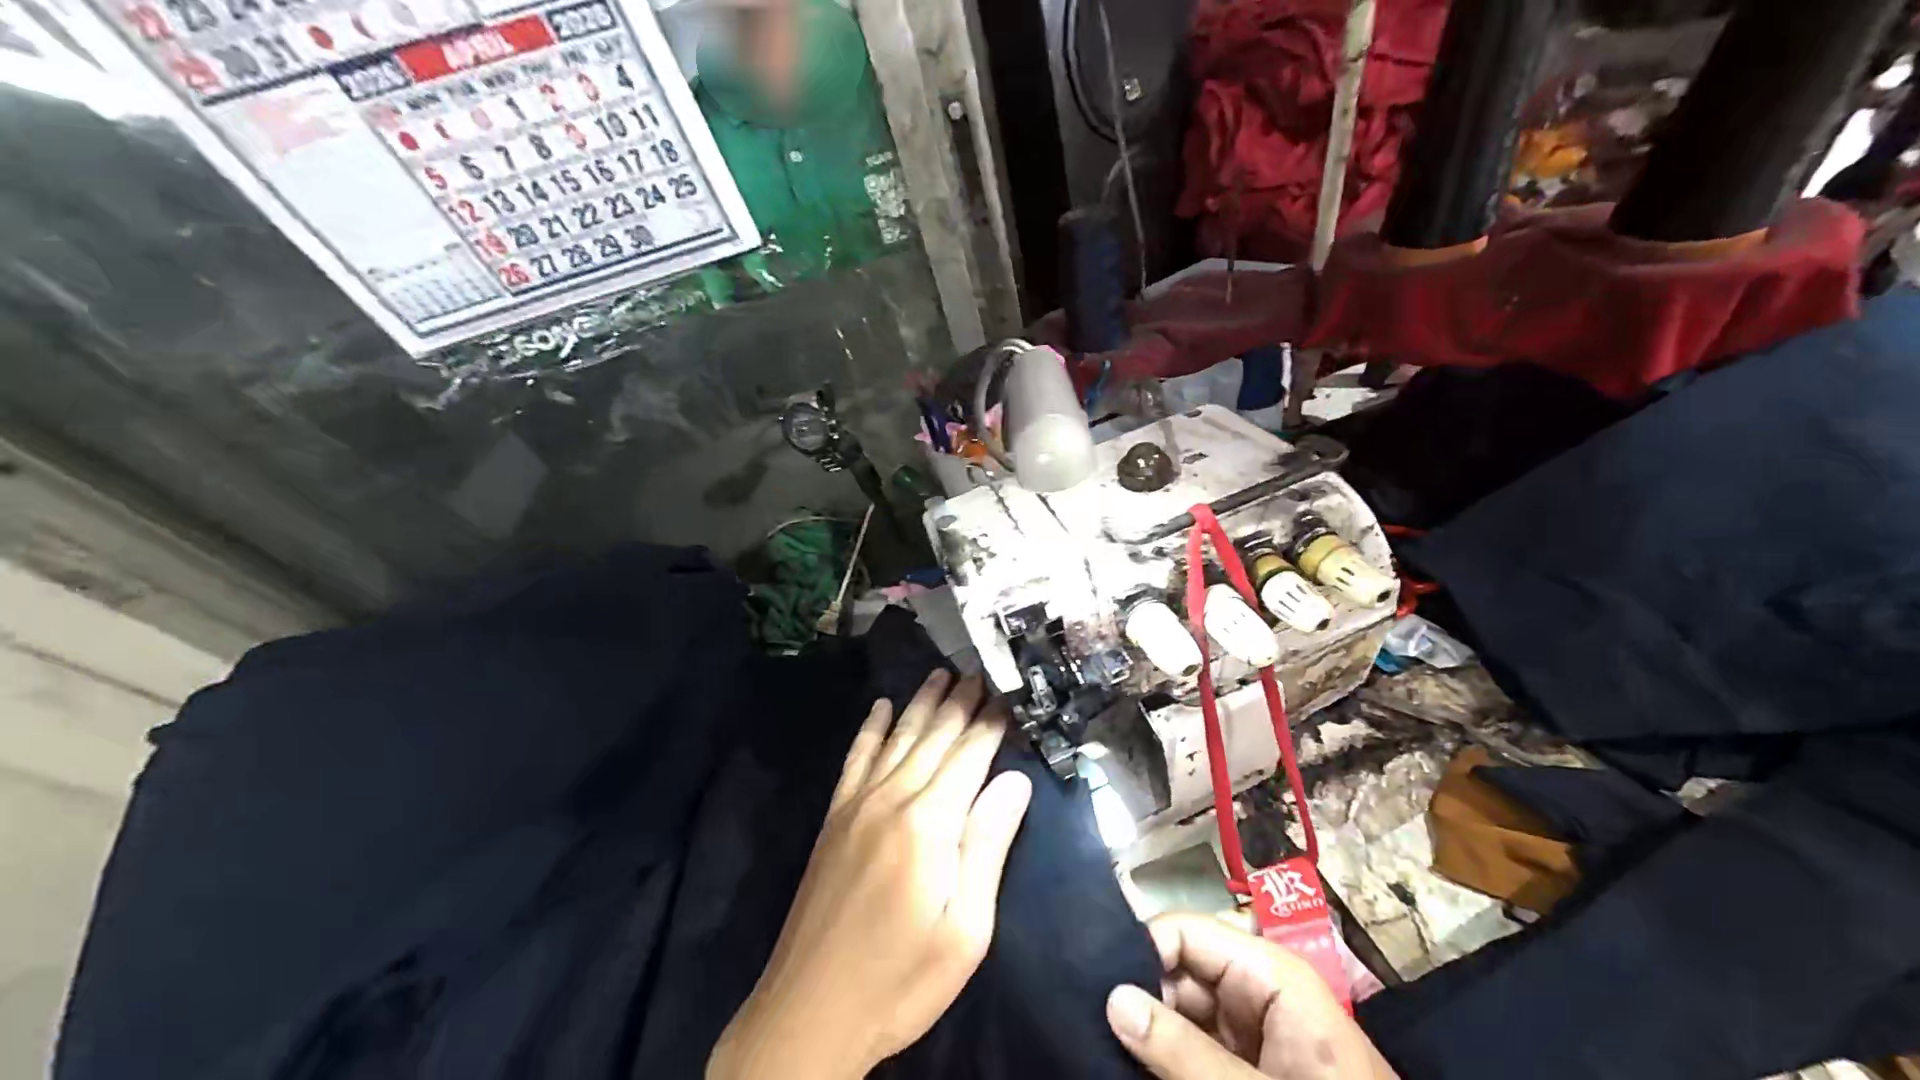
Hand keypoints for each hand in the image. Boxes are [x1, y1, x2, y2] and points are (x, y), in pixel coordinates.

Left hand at [707, 670, 1033, 1079]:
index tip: (1007, 692)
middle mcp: (890, 800)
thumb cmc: (902, 979)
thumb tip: (1014, 780)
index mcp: (928, 825)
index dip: (990, 723)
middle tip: (979, 670)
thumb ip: (988, 845)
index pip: (969, 756)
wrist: (810, 1010)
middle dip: (960, 703)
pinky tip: (879, 707)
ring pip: (896, 738)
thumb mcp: (966, 929)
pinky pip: (855, 759)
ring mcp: (856, 806)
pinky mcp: (834, 819)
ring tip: (941, 674)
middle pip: (933, 738)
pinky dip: (870, 729)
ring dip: (921, 704)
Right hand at [1106, 913, 1398, 1079]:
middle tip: (1088, 1023)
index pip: (1184, 932)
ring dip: (1144, 1030)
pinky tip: (1128, 1063)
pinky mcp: (1244, 1065)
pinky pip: (1191, 1045)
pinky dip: (1162, 1056)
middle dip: (1135, 995)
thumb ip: (1184, 1050)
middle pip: (1175, 970)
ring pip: (1177, 1011)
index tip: (1092, 986)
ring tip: (1099, 1043)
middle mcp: (1255, 989)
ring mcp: (1249, 1030)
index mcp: (1268, 972)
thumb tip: (1112, 997)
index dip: (1138, 952)